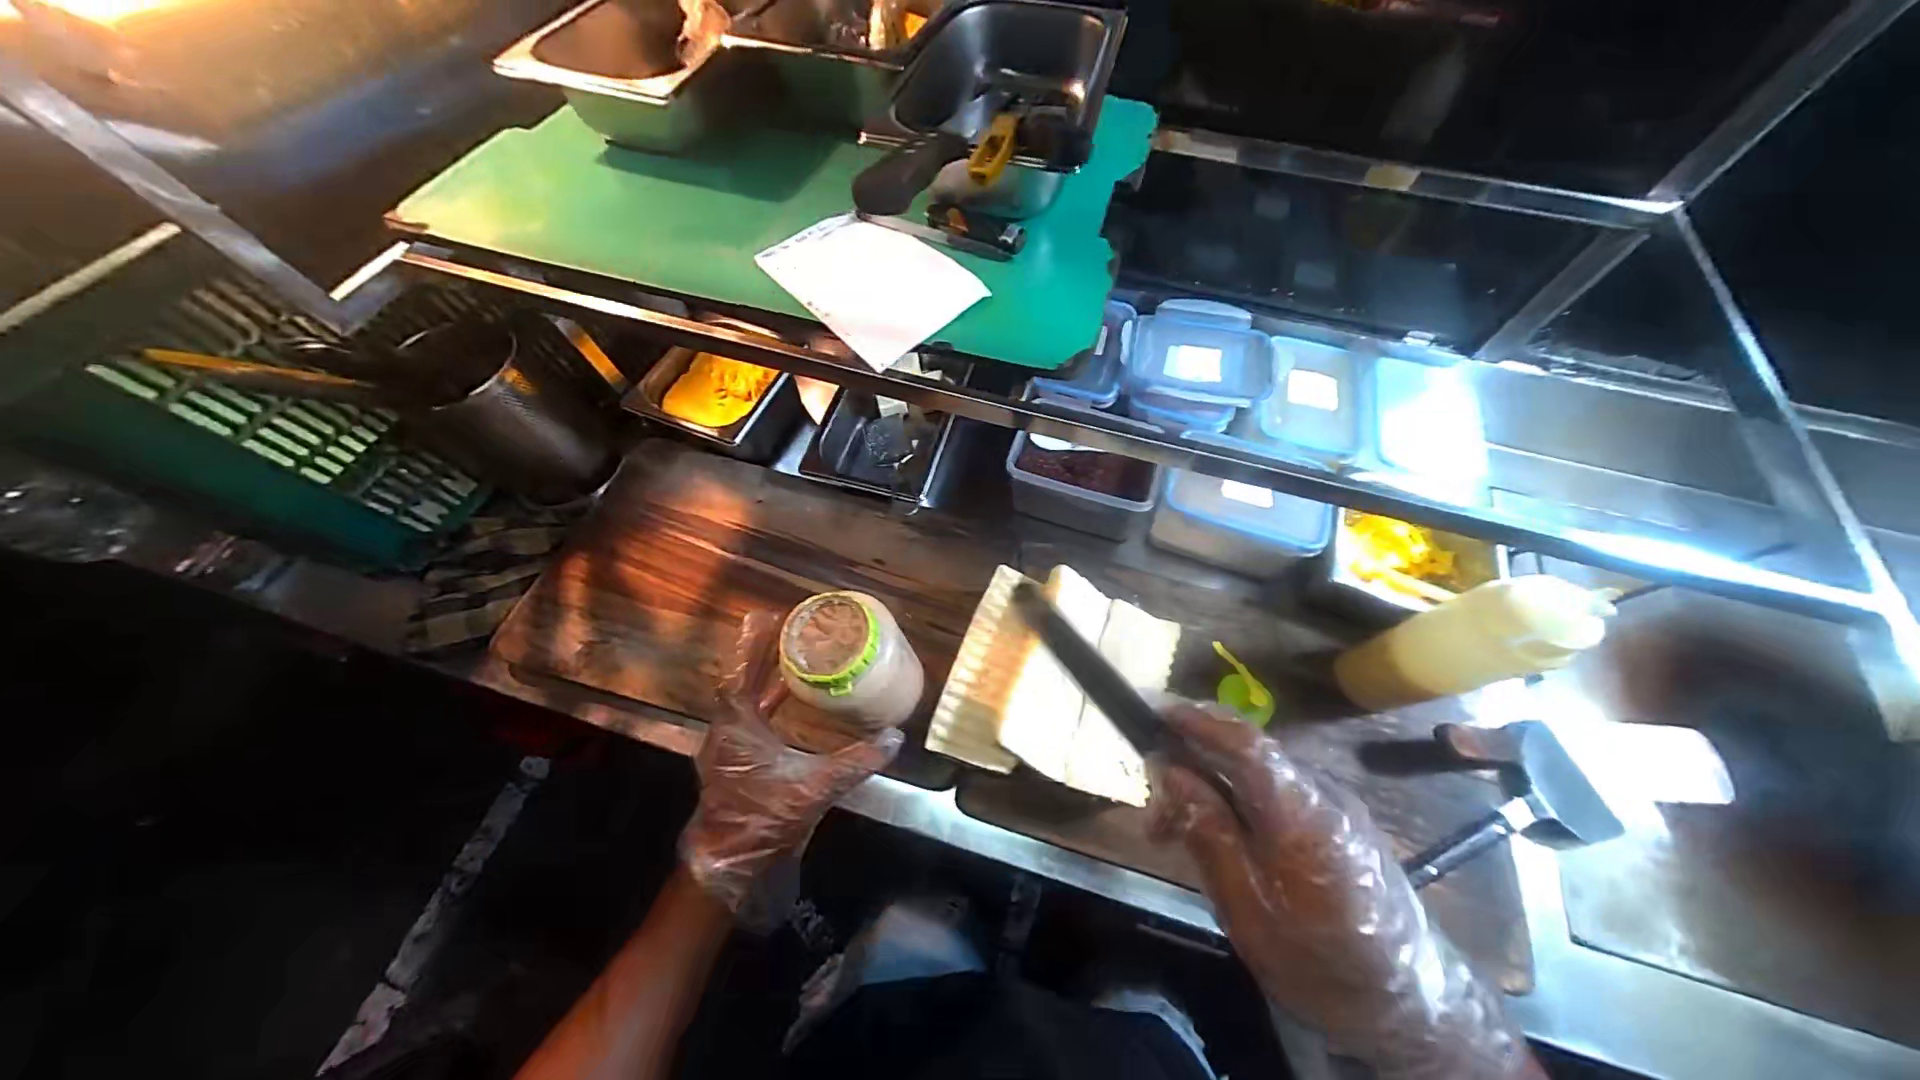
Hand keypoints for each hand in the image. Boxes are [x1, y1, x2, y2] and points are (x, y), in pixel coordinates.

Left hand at [679, 611, 902, 913]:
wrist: (730, 864)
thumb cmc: (764, 818)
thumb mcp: (815, 788)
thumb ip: (855, 761)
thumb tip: (894, 737)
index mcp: (736, 728)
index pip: (739, 674)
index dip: (752, 645)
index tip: (767, 618)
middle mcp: (726, 731)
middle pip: (740, 681)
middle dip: (761, 654)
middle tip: (786, 629)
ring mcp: (728, 748)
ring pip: (743, 700)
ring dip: (763, 677)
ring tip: (789, 656)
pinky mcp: (735, 762)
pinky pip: (748, 718)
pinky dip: (766, 703)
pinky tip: (788, 700)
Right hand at [1149, 705, 1538, 1079]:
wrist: (1411, 1004)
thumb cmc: (1319, 963)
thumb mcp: (1247, 910)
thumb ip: (1209, 834)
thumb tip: (1172, 773)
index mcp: (1304, 815)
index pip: (1246, 745)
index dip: (1198, 722)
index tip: (1155, 712)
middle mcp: (1323, 793)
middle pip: (1245, 752)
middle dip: (1191, 761)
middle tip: (1153, 802)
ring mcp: (1334, 802)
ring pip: (1255, 771)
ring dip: (1208, 784)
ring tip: (1171, 828)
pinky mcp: (1336, 817)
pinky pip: (1274, 789)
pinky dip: (1234, 798)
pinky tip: (1214, 831)